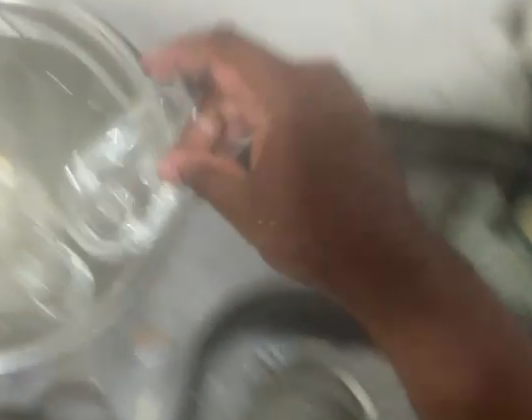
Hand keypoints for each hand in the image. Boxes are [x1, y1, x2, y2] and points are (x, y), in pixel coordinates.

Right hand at [147, 30, 424, 299]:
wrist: (381, 256)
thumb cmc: (310, 232)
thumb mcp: (246, 206)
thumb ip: (204, 175)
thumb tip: (168, 163)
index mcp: (287, 94)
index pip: (224, 52)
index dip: (182, 56)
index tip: (150, 71)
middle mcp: (314, 80)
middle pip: (243, 77)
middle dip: (207, 117)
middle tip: (186, 165)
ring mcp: (336, 97)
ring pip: (267, 94)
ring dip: (233, 127)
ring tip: (215, 174)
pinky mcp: (347, 117)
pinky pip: (292, 107)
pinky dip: (261, 129)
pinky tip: (247, 168)